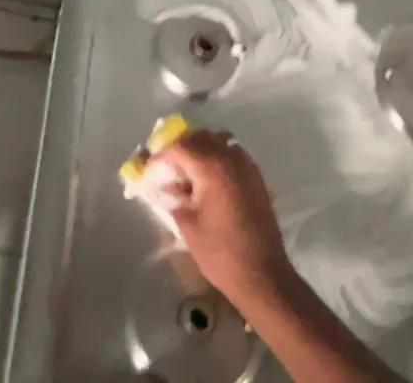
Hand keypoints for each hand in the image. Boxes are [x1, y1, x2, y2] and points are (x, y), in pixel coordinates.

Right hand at [148, 129, 293, 305]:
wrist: (263, 275)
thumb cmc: (221, 253)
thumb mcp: (188, 226)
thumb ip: (174, 199)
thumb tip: (166, 188)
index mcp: (212, 167)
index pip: (180, 147)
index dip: (161, 156)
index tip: (149, 170)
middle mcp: (232, 159)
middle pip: (200, 138)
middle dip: (180, 148)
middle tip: (166, 168)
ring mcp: (248, 167)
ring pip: (219, 142)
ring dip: (200, 150)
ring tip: (186, 172)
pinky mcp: (257, 179)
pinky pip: (233, 155)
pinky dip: (217, 158)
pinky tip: (208, 181)